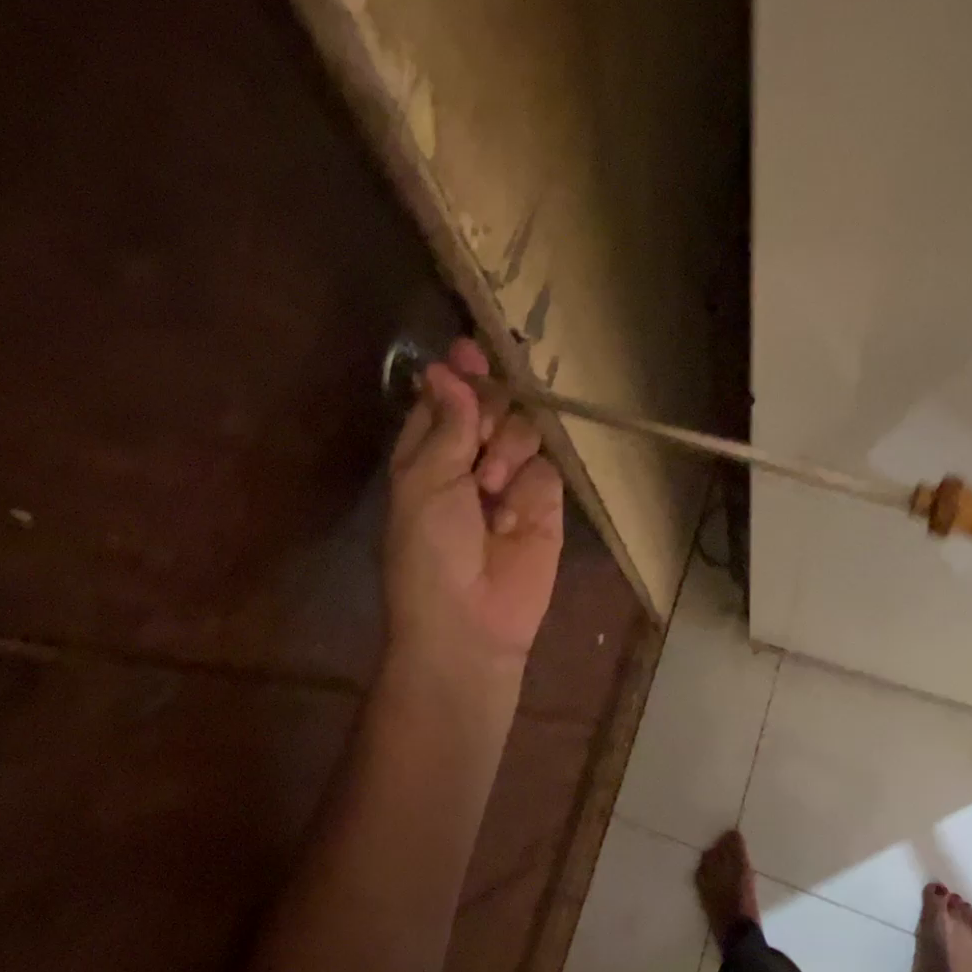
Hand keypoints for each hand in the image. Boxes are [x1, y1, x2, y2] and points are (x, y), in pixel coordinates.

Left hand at [384, 338, 563, 672]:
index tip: (471, 349)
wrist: (469, 622)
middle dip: (491, 411)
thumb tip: (446, 369)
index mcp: (427, 452)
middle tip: (485, 431)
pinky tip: (512, 519)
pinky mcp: (544, 505)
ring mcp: (510, 481)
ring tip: (491, 486)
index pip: (447, 398)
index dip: (459, 375)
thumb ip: (447, 424)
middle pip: (493, 406)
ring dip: (508, 451)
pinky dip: (529, 489)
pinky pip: (546, 469)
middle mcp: (469, 460)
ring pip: (524, 431)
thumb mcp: (425, 482)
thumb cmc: (429, 551)